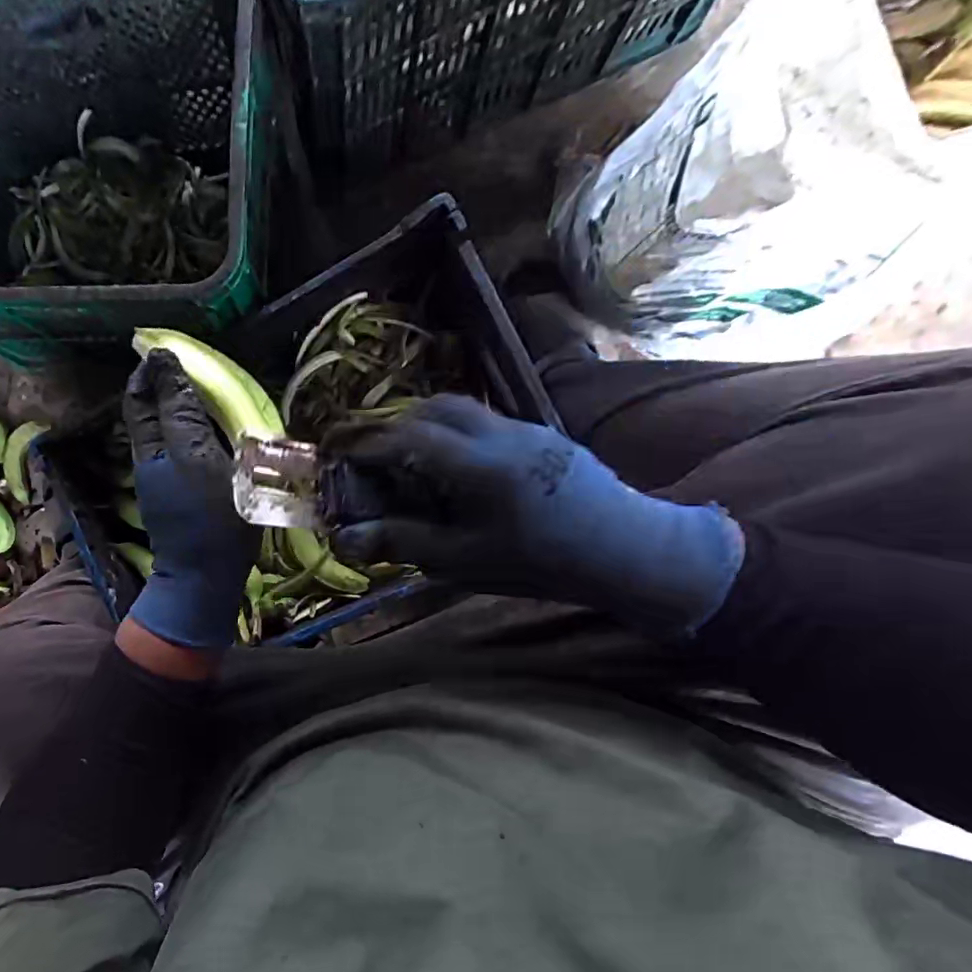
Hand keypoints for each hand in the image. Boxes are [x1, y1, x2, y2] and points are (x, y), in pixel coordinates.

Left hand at [122, 351, 258, 650]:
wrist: (204, 577)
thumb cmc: (215, 521)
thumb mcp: (205, 461)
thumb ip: (185, 416)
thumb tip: (170, 373)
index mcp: (160, 447)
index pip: (150, 397)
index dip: (157, 370)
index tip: (167, 348)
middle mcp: (153, 458)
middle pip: (146, 410)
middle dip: (155, 384)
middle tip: (176, 366)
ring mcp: (158, 478)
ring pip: (155, 428)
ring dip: (165, 404)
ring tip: (188, 390)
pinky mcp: (168, 493)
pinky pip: (167, 447)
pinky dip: (175, 428)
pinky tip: (197, 428)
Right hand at [331, 396, 744, 633]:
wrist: (627, 552)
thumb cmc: (541, 563)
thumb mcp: (465, 560)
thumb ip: (404, 542)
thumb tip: (347, 538)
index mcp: (482, 466)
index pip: (411, 437)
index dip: (371, 444)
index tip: (344, 454)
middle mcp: (503, 434)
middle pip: (437, 407)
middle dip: (398, 425)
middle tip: (379, 457)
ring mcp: (528, 429)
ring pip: (464, 409)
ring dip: (430, 426)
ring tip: (415, 462)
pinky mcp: (544, 435)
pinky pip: (488, 421)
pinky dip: (458, 433)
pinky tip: (460, 470)